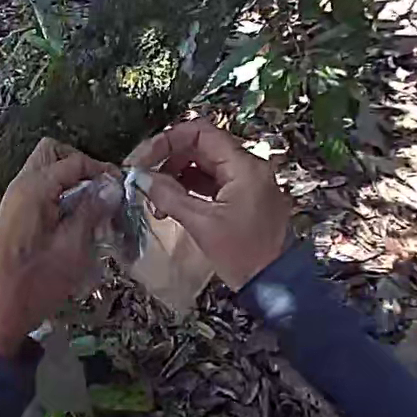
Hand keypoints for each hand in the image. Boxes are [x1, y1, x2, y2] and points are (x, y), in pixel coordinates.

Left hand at [0, 138, 115, 356]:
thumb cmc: (35, 283)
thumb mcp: (72, 247)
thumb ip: (92, 211)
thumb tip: (113, 186)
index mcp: (34, 188)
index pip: (74, 161)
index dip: (101, 171)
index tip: (121, 190)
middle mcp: (21, 186)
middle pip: (53, 154)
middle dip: (82, 167)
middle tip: (103, 193)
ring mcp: (15, 201)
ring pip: (47, 172)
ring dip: (72, 183)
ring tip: (94, 211)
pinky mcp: (15, 217)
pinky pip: (41, 192)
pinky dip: (61, 197)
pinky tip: (77, 224)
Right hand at [125, 119, 290, 288]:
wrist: (275, 284)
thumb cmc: (243, 254)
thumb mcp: (202, 224)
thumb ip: (169, 196)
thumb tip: (141, 178)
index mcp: (243, 166)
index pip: (200, 132)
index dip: (166, 140)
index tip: (142, 160)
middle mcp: (247, 166)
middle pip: (199, 147)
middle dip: (167, 161)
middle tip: (144, 182)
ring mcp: (246, 181)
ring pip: (202, 165)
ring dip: (175, 177)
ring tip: (157, 203)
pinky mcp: (242, 196)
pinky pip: (210, 182)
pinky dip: (188, 190)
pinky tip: (171, 208)